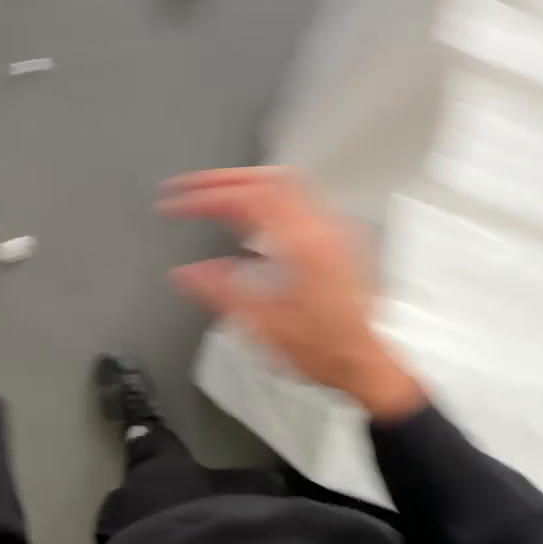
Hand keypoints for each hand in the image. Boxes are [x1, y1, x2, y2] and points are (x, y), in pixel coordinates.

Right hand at [159, 167, 426, 420]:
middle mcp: (323, 230)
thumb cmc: (326, 351)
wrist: (363, 364)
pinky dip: (272, 195)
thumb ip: (221, 293)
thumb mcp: (263, 326)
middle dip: (224, 179)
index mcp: (303, 246)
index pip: (246, 200)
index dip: (206, 195)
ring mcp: (335, 232)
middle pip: (268, 179)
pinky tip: (258, 212)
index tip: (179, 202)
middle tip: (193, 186)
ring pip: (288, 183)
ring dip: (248, 182)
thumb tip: (186, 274)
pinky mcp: (340, 240)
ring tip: (219, 191)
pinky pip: (304, 199)